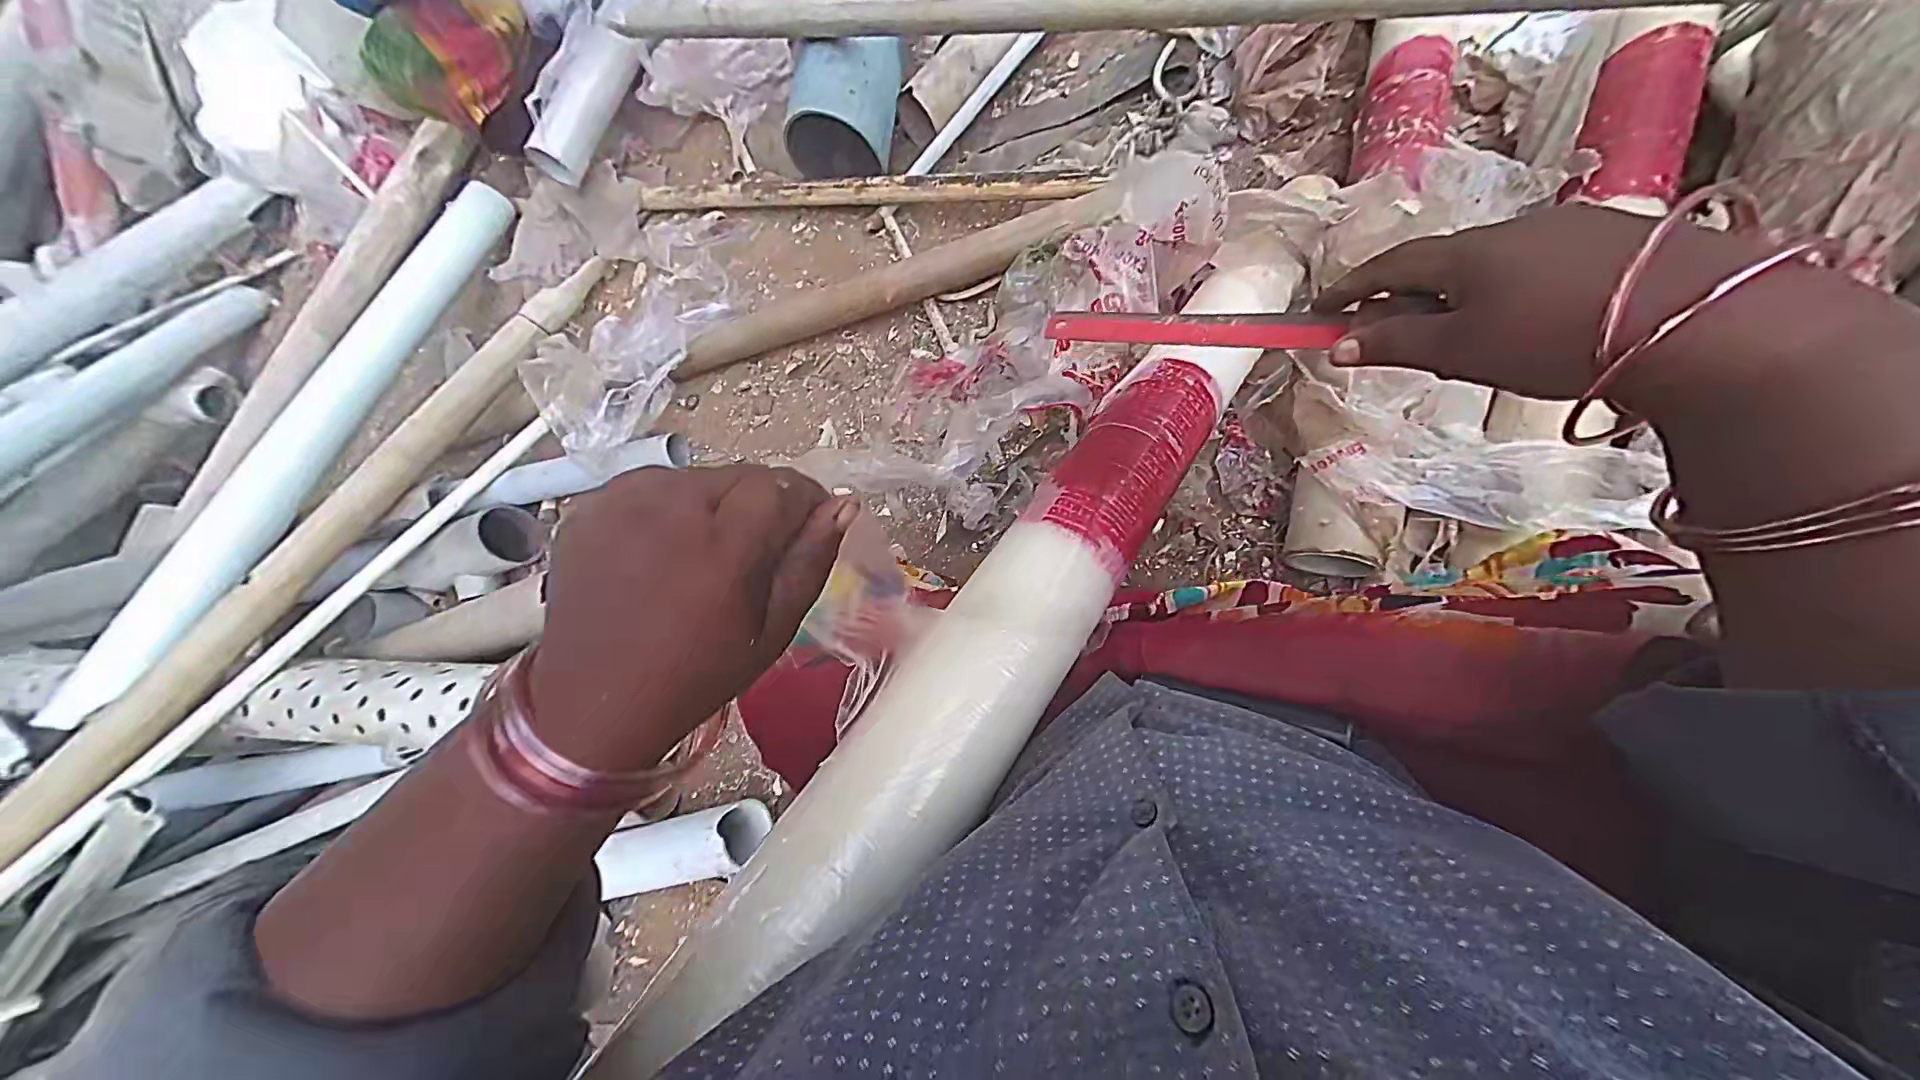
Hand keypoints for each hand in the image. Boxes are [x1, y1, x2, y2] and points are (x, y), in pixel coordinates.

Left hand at [527, 464, 856, 771]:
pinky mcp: (592, 504)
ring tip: (707, 554)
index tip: (803, 529)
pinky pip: (656, 485)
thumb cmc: (696, 672)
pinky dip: (673, 507)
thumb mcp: (772, 630)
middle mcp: (670, 509)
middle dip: (762, 504)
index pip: (782, 486)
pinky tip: (665, 550)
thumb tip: (843, 505)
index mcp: (721, 548)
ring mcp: (623, 501)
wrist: (592, 698)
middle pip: (744, 475)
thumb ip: (811, 561)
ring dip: (718, 504)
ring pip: (702, 476)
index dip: (803, 503)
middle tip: (753, 553)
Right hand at [1311, 203, 1780, 401]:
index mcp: (1467, 252)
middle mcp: (1513, 229)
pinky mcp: (1615, 242)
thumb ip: (1395, 344)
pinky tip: (1522, 322)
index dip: (1349, 288)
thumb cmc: (1551, 340)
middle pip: (1438, 262)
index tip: (1320, 310)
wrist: (1699, 324)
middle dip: (1403, 295)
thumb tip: (1337, 345)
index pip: (1389, 265)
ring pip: (1489, 264)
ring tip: (1458, 337)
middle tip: (1385, 332)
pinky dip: (1505, 291)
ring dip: (1457, 295)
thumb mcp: (1459, 350)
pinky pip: (1534, 265)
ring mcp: (1569, 229)